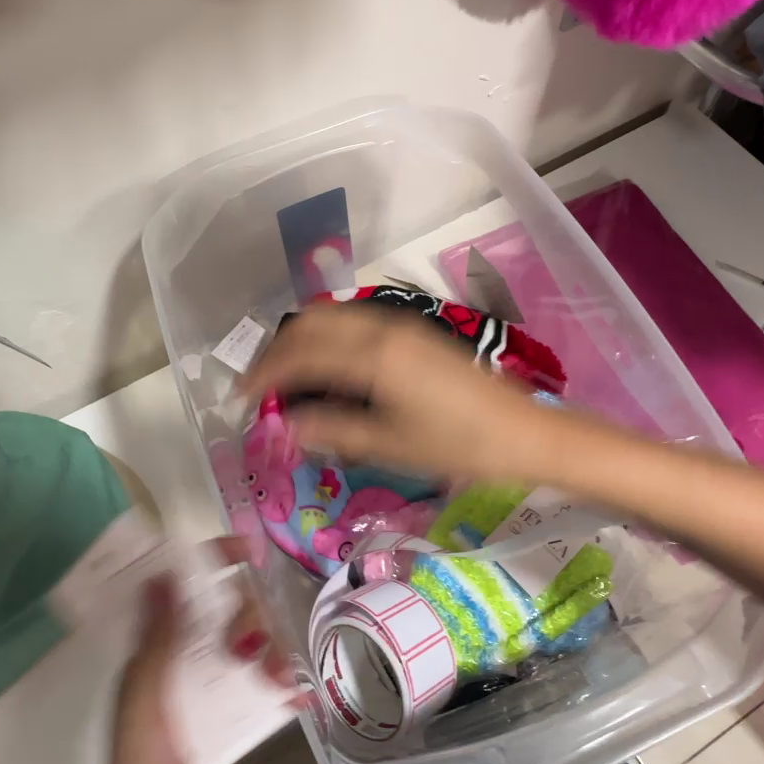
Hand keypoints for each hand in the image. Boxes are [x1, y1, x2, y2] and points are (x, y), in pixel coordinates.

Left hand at [98, 541, 288, 763]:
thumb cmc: (141, 760)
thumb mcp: (144, 695)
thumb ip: (159, 638)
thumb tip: (162, 575)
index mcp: (159, 646)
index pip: (187, 586)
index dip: (212, 560)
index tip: (245, 549)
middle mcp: (190, 655)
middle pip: (231, 608)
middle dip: (252, 615)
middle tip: (253, 646)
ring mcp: (217, 683)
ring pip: (256, 640)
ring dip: (275, 649)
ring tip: (279, 679)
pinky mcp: (241, 713)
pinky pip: (268, 683)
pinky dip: (286, 683)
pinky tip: (296, 695)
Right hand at [239, 304, 568, 486]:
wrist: (522, 432)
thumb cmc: (458, 445)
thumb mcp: (391, 446)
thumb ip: (334, 429)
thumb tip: (288, 423)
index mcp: (373, 356)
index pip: (301, 354)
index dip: (265, 373)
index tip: (241, 397)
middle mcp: (382, 328)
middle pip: (312, 324)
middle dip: (278, 350)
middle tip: (258, 383)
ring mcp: (400, 325)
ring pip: (333, 317)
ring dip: (303, 339)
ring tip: (285, 373)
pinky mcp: (414, 331)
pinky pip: (355, 322)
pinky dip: (328, 337)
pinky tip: (327, 364)